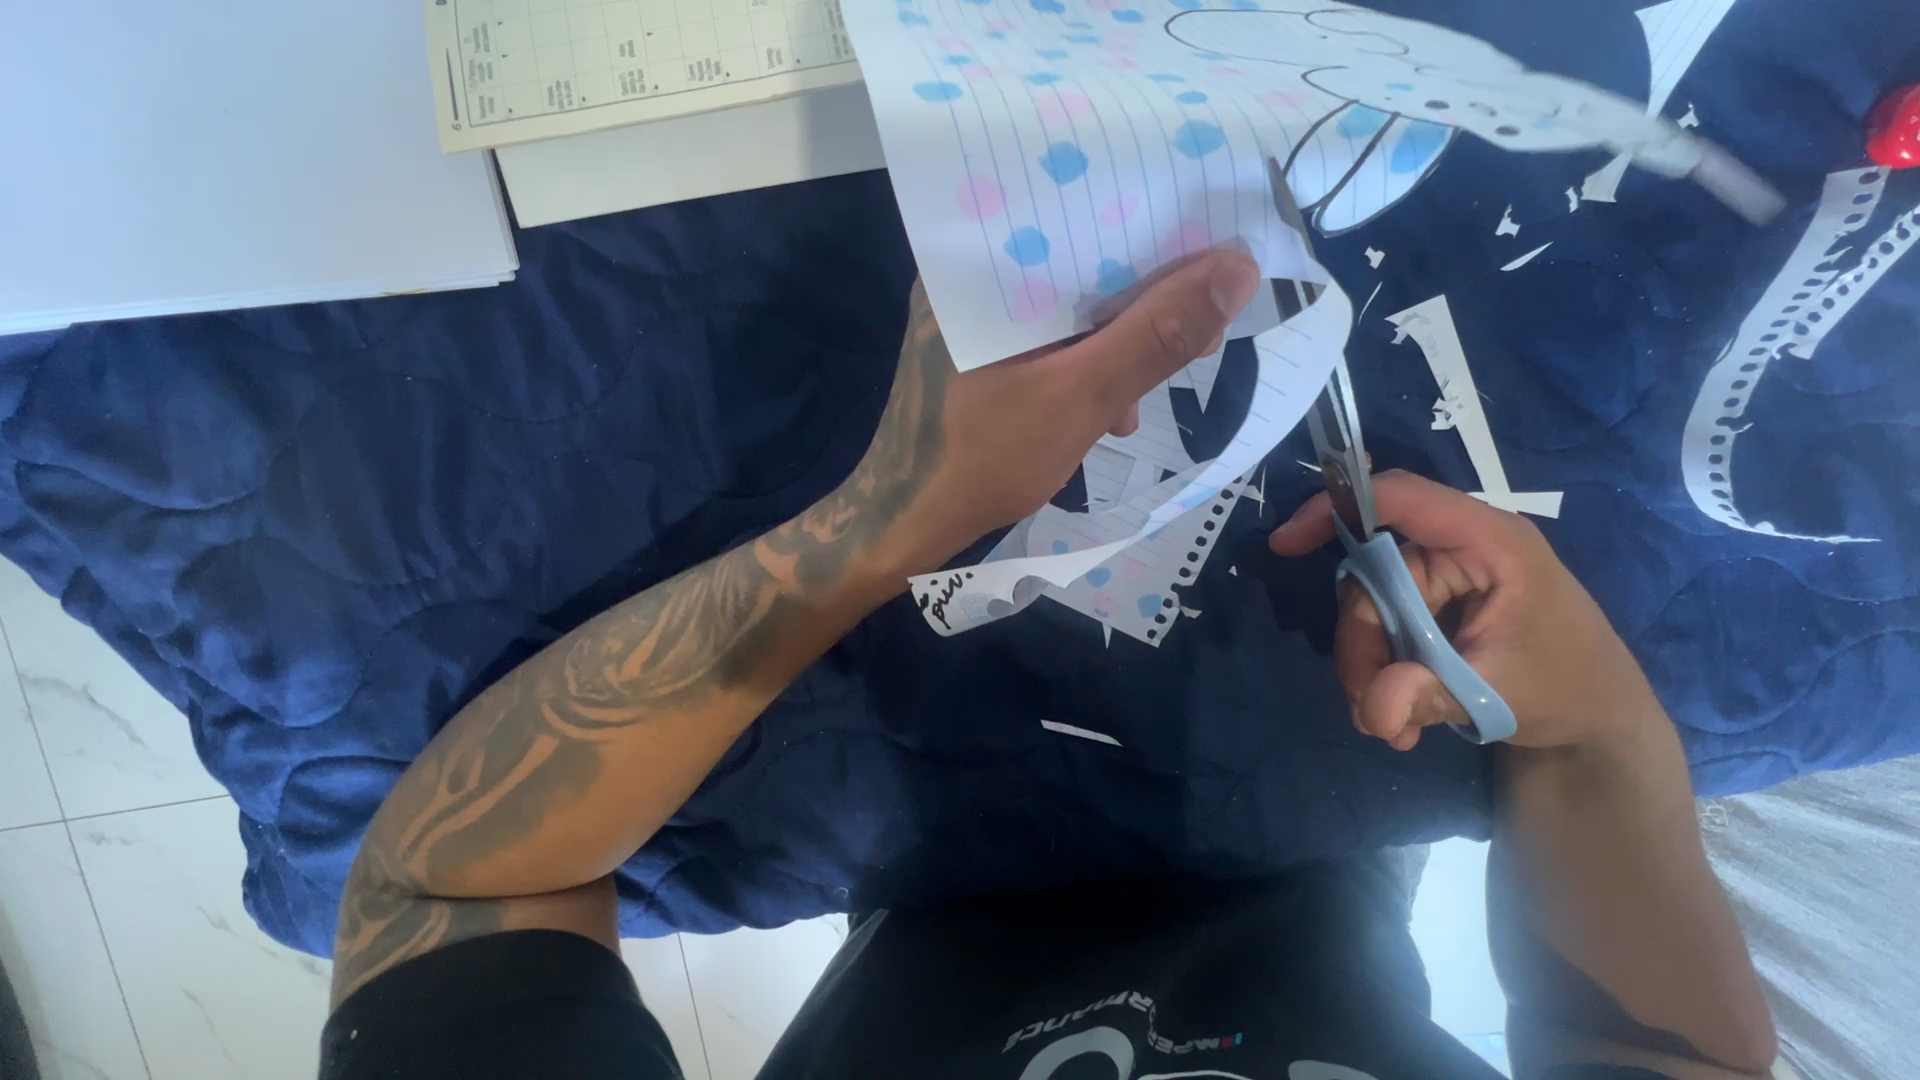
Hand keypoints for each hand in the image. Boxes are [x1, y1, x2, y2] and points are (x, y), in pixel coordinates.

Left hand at [861, 250, 1260, 572]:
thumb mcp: (1082, 396)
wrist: (925, 523)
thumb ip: (1154, 338)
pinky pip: (1059, 343)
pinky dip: (1093, 368)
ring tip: (1164, 376)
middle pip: (1082, 264)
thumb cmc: (990, 459)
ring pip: (1077, 309)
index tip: (1211, 237)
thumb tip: (1238, 270)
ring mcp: (985, 325)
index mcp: (985, 271)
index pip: (1076, 214)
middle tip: (1202, 319)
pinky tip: (1114, 411)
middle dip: (1146, 295)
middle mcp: (980, 285)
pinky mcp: (996, 359)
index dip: (1149, 220)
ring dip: (1125, 342)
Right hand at [1268, 471, 1659, 751]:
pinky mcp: (1435, 603)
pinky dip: (1380, 671)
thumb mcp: (1503, 695)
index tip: (1285, 544)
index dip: (1335, 509)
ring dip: (1367, 668)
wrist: (1600, 725)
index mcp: (1490, 542)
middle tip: (1369, 708)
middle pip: (1372, 576)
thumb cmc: (1571, 693)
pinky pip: (1383, 625)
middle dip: (1360, 644)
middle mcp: (1460, 548)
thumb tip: (1373, 709)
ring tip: (1389, 725)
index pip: (1401, 499)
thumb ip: (1432, 695)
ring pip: (1369, 607)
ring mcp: (1445, 576)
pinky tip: (1398, 715)